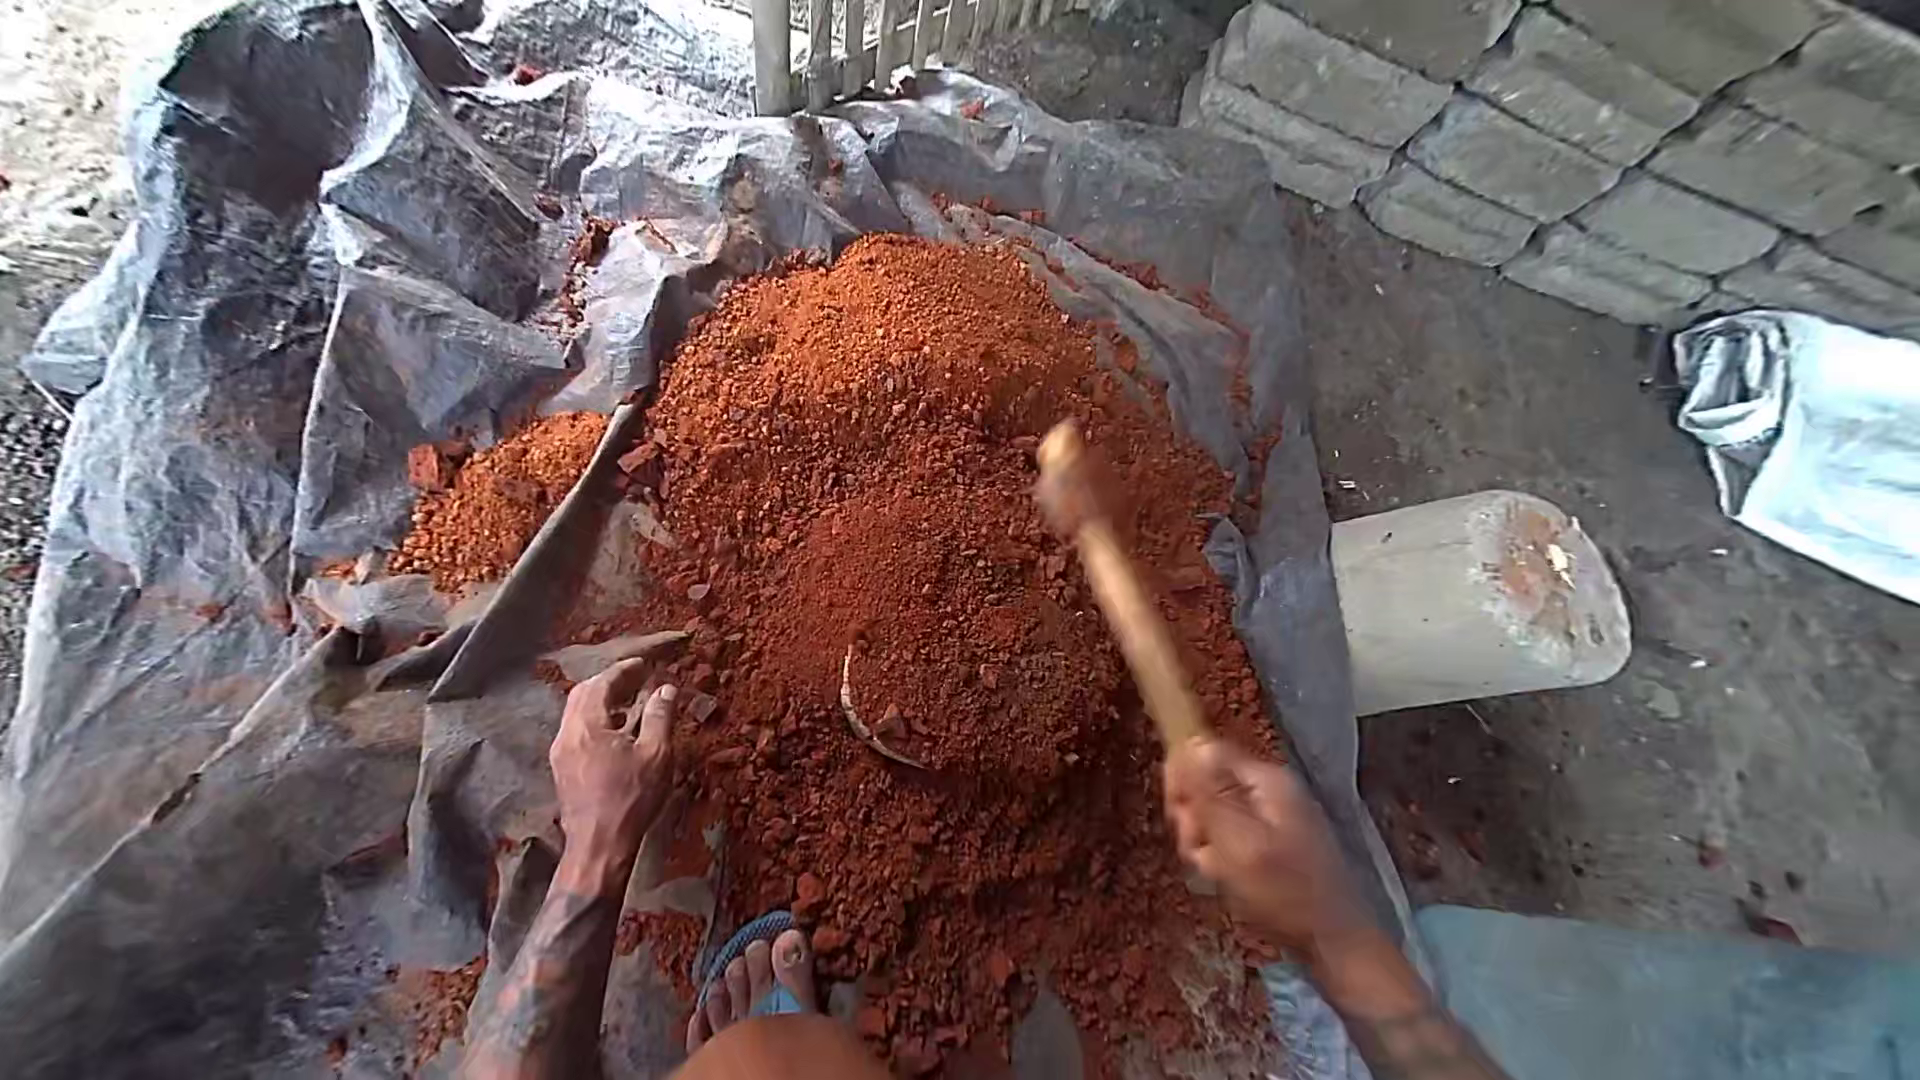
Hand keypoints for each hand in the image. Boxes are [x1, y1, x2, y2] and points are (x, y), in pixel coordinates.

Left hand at [550, 658, 676, 887]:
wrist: (599, 847)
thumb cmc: (631, 798)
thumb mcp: (656, 753)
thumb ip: (659, 716)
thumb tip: (665, 688)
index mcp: (586, 728)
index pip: (600, 685)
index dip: (622, 671)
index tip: (643, 664)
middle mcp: (566, 736)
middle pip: (582, 695)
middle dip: (609, 681)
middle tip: (637, 677)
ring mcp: (561, 754)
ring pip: (577, 713)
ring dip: (603, 700)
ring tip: (632, 699)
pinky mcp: (564, 770)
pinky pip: (578, 730)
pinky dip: (598, 718)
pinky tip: (619, 727)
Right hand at [1163, 738, 1370, 957]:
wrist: (1339, 951)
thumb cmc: (1287, 894)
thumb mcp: (1240, 841)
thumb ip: (1211, 794)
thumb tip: (1189, 743)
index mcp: (1265, 780)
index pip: (1205, 751)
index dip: (1182, 776)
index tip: (1176, 812)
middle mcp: (1269, 790)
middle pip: (1207, 783)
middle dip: (1193, 817)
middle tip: (1198, 850)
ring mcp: (1273, 817)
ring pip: (1214, 814)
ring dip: (1204, 843)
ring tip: (1217, 873)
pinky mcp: (1273, 843)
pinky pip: (1230, 836)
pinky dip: (1221, 857)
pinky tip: (1228, 881)